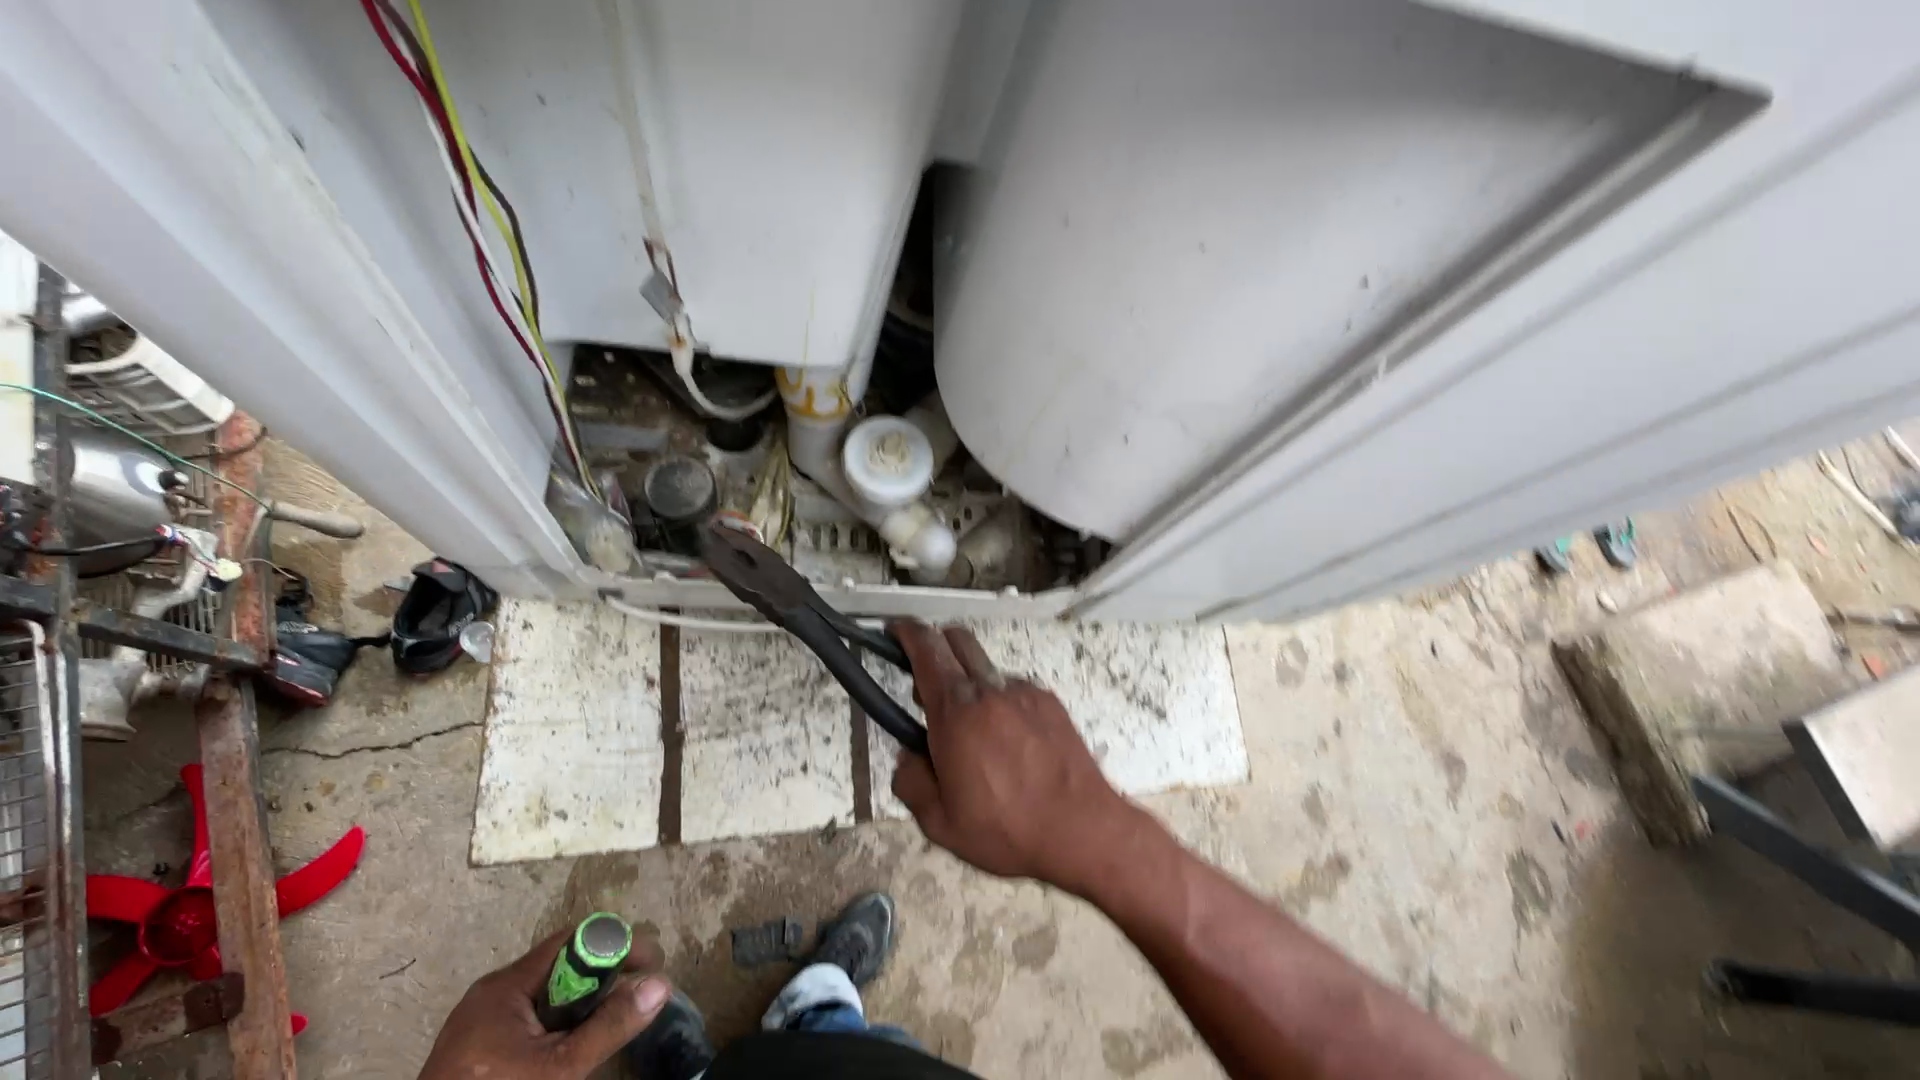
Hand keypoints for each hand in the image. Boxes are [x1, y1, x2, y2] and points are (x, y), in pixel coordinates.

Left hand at [418, 928, 670, 1079]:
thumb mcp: (558, 1069)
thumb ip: (608, 1026)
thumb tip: (661, 984)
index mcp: (506, 986)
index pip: (573, 939)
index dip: (617, 945)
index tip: (651, 965)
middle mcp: (492, 992)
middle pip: (562, 964)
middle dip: (605, 975)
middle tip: (639, 995)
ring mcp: (482, 1020)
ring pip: (548, 992)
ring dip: (585, 1000)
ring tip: (612, 1022)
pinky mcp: (479, 1045)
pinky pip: (531, 1015)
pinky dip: (561, 1020)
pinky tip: (574, 1045)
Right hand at [889, 621, 1141, 894]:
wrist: (1083, 830)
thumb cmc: (1007, 830)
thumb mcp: (940, 822)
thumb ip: (911, 780)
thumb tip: (910, 755)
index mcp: (956, 712)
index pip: (925, 648)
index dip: (905, 632)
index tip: (894, 631)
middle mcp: (990, 690)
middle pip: (957, 640)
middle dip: (934, 646)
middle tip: (925, 687)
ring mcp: (1025, 692)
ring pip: (986, 669)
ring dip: (969, 683)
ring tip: (974, 734)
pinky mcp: (1050, 703)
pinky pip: (1014, 689)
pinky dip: (1000, 702)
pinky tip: (1010, 744)